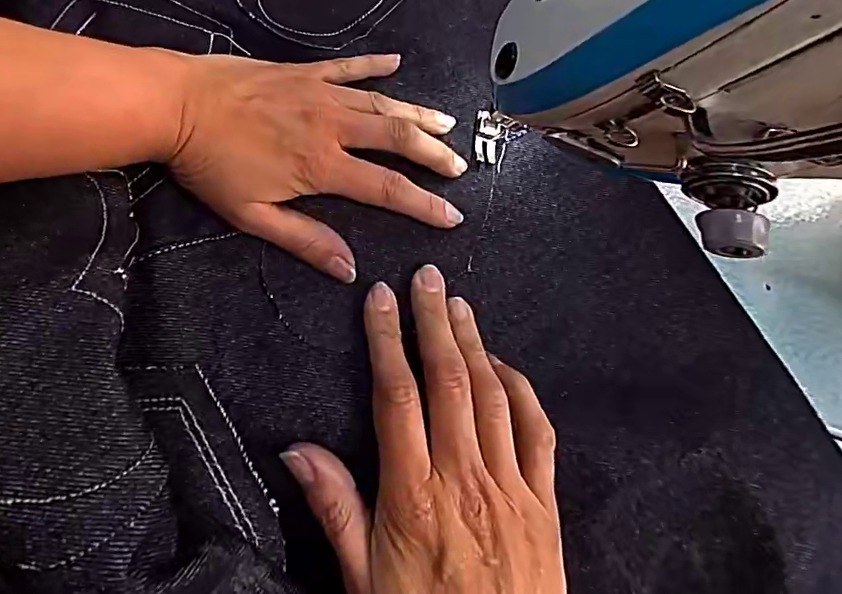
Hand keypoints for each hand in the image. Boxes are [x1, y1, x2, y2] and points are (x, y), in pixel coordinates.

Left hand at [164, 53, 465, 281]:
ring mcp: (322, 93)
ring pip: (383, 102)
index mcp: (322, 165)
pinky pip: (350, 67)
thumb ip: (304, 239)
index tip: (452, 214)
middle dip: (434, 153)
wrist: (179, 104)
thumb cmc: (211, 163)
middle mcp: (333, 125)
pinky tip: (396, 61)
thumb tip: (348, 267)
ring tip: (445, 124)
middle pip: (397, 138)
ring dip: (418, 114)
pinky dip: (375, 64)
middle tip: (459, 164)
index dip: (424, 204)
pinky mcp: (306, 72)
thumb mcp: (252, 214)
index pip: (386, 188)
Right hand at [281, 266, 564, 593]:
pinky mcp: (545, 502)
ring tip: (457, 304)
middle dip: (432, 320)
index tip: (380, 299)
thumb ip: (335, 510)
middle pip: (447, 378)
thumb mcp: (364, 583)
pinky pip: (538, 430)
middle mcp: (464, 480)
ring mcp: (510, 488)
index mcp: (414, 497)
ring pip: (491, 393)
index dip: (386, 339)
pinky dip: (521, 389)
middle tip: (425, 278)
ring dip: (473, 342)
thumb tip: (297, 451)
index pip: (397, 394)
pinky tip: (503, 366)